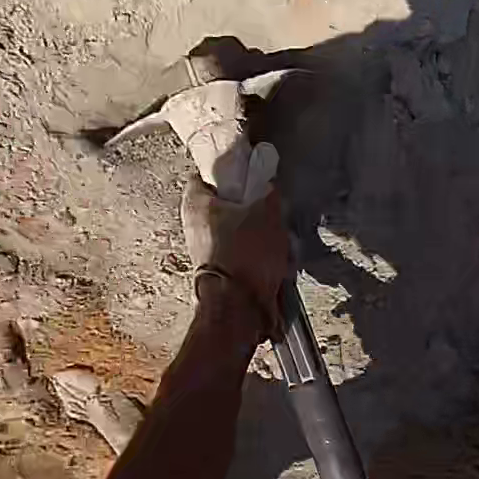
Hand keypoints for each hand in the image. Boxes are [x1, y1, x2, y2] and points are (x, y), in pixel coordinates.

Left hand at [183, 175, 288, 329]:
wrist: (241, 306)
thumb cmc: (244, 255)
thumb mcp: (266, 210)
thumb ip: (267, 191)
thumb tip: (268, 186)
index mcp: (196, 204)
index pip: (206, 175)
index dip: (230, 172)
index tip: (251, 173)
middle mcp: (198, 228)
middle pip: (233, 205)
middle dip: (259, 210)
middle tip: (273, 213)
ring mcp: (212, 251)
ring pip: (247, 231)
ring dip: (269, 236)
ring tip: (281, 244)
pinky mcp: (228, 271)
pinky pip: (252, 255)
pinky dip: (268, 258)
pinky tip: (281, 264)